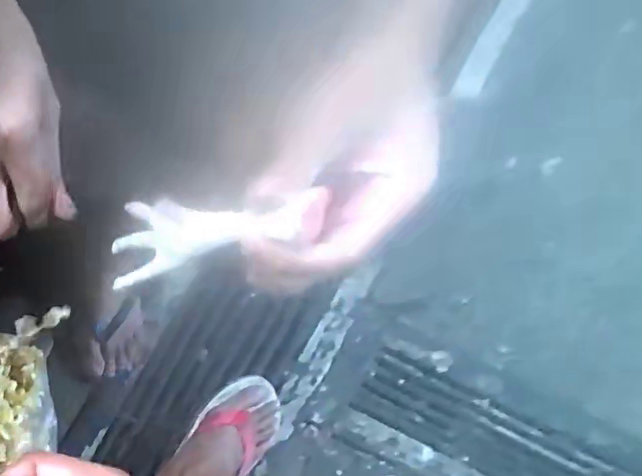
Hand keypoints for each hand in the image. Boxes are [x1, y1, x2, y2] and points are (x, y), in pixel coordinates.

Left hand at [243, 83, 439, 293]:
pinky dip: (280, 237)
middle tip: (246, 248)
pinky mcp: (337, 203)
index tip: (253, 244)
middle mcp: (379, 215)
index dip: (295, 260)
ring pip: (314, 256)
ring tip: (248, 239)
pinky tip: (258, 226)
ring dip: (278, 256)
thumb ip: (294, 168)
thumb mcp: (329, 118)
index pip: (342, 254)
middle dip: (284, 265)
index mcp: (396, 199)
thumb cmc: (365, 73)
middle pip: (327, 264)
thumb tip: (257, 208)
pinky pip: (306, 234)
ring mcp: (357, 211)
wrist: (382, 45)